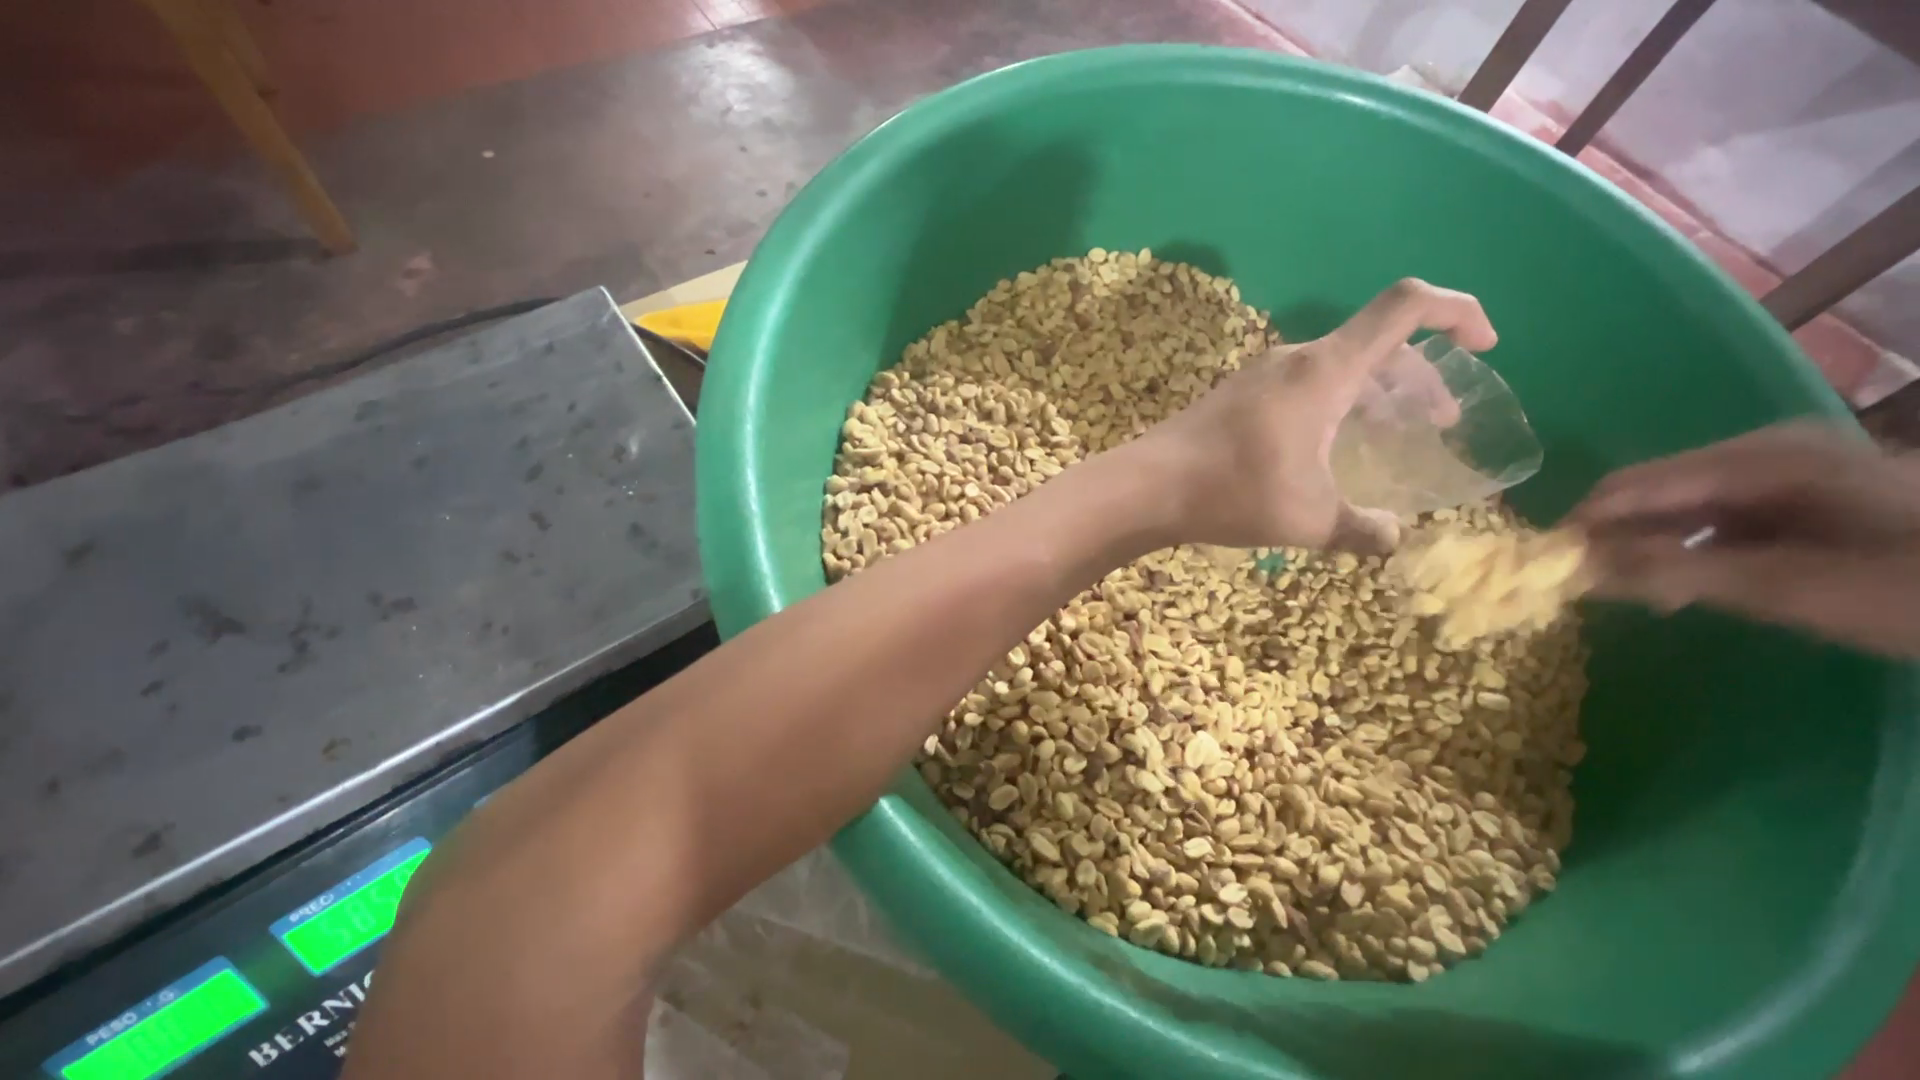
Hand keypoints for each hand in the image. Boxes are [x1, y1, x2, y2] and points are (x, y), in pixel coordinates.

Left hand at [1124, 278, 1497, 552]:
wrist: (1146, 487)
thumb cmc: (1233, 492)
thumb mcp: (1312, 518)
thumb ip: (1364, 529)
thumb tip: (1395, 540)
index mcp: (1327, 370)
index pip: (1407, 306)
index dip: (1458, 311)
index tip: (1486, 345)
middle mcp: (1297, 360)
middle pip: (1378, 345)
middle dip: (1422, 377)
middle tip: (1443, 422)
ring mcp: (1263, 375)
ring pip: (1341, 368)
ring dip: (1379, 393)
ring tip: (1399, 435)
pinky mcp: (1240, 396)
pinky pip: (1308, 386)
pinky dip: (1340, 404)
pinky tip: (1336, 448)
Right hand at [1567, 422, 1919, 658]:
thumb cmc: (1916, 590)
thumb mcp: (1796, 589)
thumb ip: (1680, 573)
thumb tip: (1578, 566)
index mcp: (1761, 460)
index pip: (1633, 486)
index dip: (1582, 526)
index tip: (1540, 569)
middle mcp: (1766, 451)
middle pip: (1655, 491)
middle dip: (1615, 539)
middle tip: (1587, 592)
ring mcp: (1791, 470)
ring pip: (1684, 506)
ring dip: (1651, 548)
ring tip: (1634, 596)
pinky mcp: (1808, 495)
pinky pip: (1720, 517)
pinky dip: (1692, 550)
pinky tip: (1688, 585)